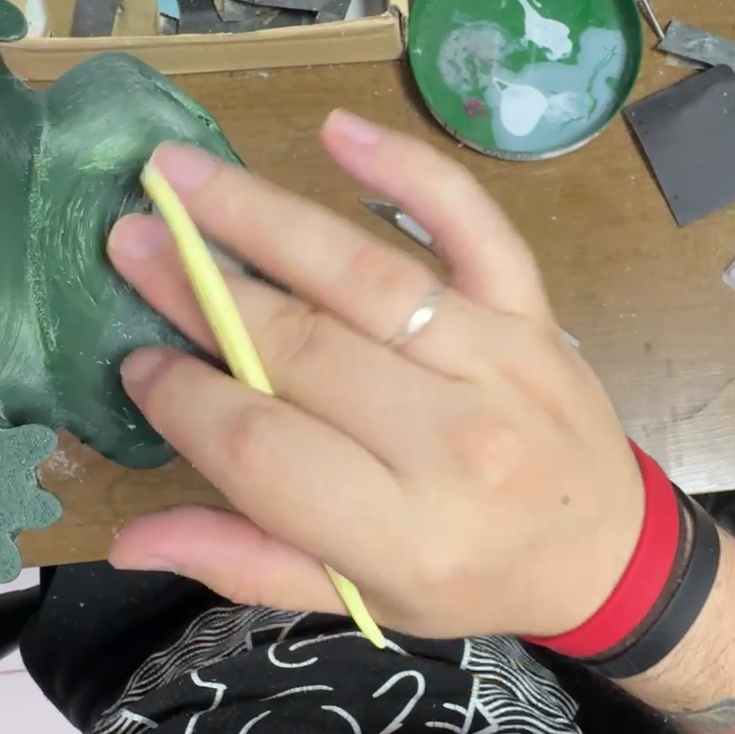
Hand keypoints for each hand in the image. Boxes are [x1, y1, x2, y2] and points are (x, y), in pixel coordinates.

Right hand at [106, 110, 642, 639]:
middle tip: (130, 242)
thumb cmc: (476, 581)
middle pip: (301, 349)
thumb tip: (131, 539)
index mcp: (401, 530)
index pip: (261, 447)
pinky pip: (474, 227)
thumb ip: (254, 566)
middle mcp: (450, 440)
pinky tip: (339, 133)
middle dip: (200, 292)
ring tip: (181, 177)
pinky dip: (410, 173)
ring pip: (364, 276)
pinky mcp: (533, 315)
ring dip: (262, 219)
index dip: (185, 399)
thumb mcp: (368, 600)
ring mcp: (498, 363)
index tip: (138, 362)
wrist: (603, 551)